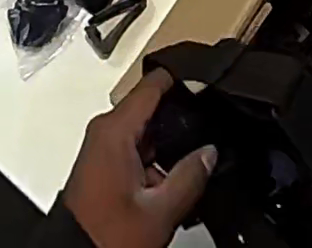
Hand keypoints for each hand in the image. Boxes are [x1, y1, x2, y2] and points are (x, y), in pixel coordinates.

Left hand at [60, 68, 216, 247]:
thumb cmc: (106, 237)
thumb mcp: (158, 212)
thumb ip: (189, 177)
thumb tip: (209, 152)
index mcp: (115, 129)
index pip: (151, 84)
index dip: (178, 79)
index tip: (202, 83)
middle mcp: (105, 130)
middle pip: (149, 107)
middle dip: (178, 118)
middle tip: (207, 130)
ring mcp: (102, 146)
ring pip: (144, 130)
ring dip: (167, 144)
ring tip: (194, 163)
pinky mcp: (103, 163)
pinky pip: (134, 147)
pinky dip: (154, 159)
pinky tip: (173, 184)